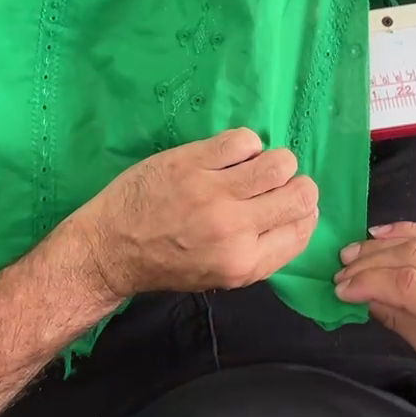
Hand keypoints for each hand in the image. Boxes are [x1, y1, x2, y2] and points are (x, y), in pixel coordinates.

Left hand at [58, 128, 319, 301]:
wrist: (111, 249)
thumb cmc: (167, 264)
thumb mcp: (222, 276)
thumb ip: (262, 251)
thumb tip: (296, 215)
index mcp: (246, 263)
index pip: (304, 227)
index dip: (304, 210)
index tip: (290, 203)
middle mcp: (236, 229)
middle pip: (301, 193)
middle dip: (294, 184)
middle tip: (272, 184)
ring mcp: (214, 193)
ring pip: (278, 162)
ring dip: (273, 161)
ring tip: (252, 167)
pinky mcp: (193, 163)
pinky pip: (244, 140)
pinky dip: (245, 145)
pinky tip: (229, 155)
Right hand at [335, 221, 415, 416]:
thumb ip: (404, 322)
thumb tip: (366, 297)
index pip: (409, 283)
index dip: (369, 281)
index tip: (340, 288)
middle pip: (415, 256)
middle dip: (372, 260)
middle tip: (341, 268)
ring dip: (386, 243)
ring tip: (355, 250)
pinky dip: (412, 232)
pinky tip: (386, 234)